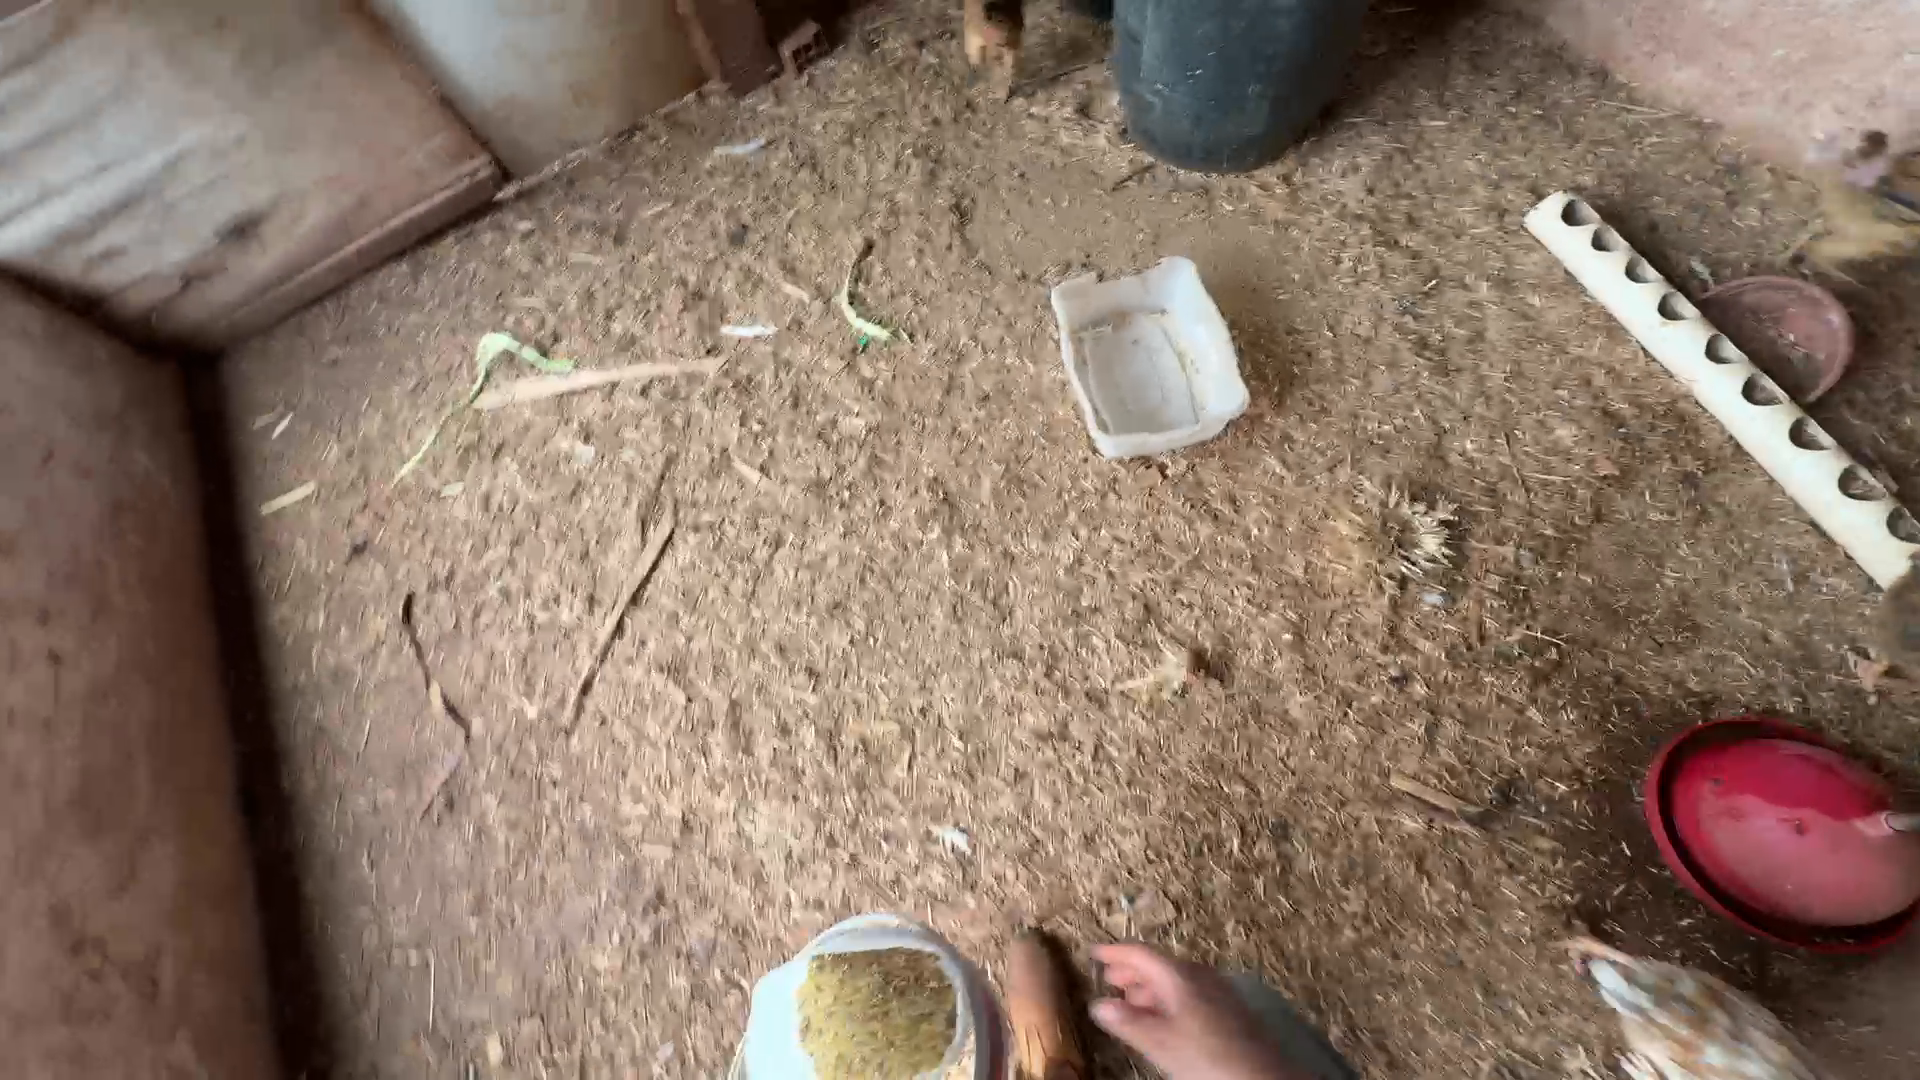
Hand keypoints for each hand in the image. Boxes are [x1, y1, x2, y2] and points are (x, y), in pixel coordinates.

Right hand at [1089, 944, 1303, 1079]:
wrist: (1264, 1079)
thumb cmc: (1207, 1058)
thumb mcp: (1161, 1043)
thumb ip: (1128, 1022)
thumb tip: (1097, 1004)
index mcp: (1178, 974)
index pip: (1140, 953)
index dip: (1115, 952)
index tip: (1094, 953)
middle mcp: (1197, 973)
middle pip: (1158, 964)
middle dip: (1131, 971)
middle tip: (1109, 979)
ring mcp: (1216, 988)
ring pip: (1173, 979)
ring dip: (1149, 987)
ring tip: (1132, 1002)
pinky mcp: (1228, 1007)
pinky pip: (1188, 991)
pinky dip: (1168, 998)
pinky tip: (1165, 1018)